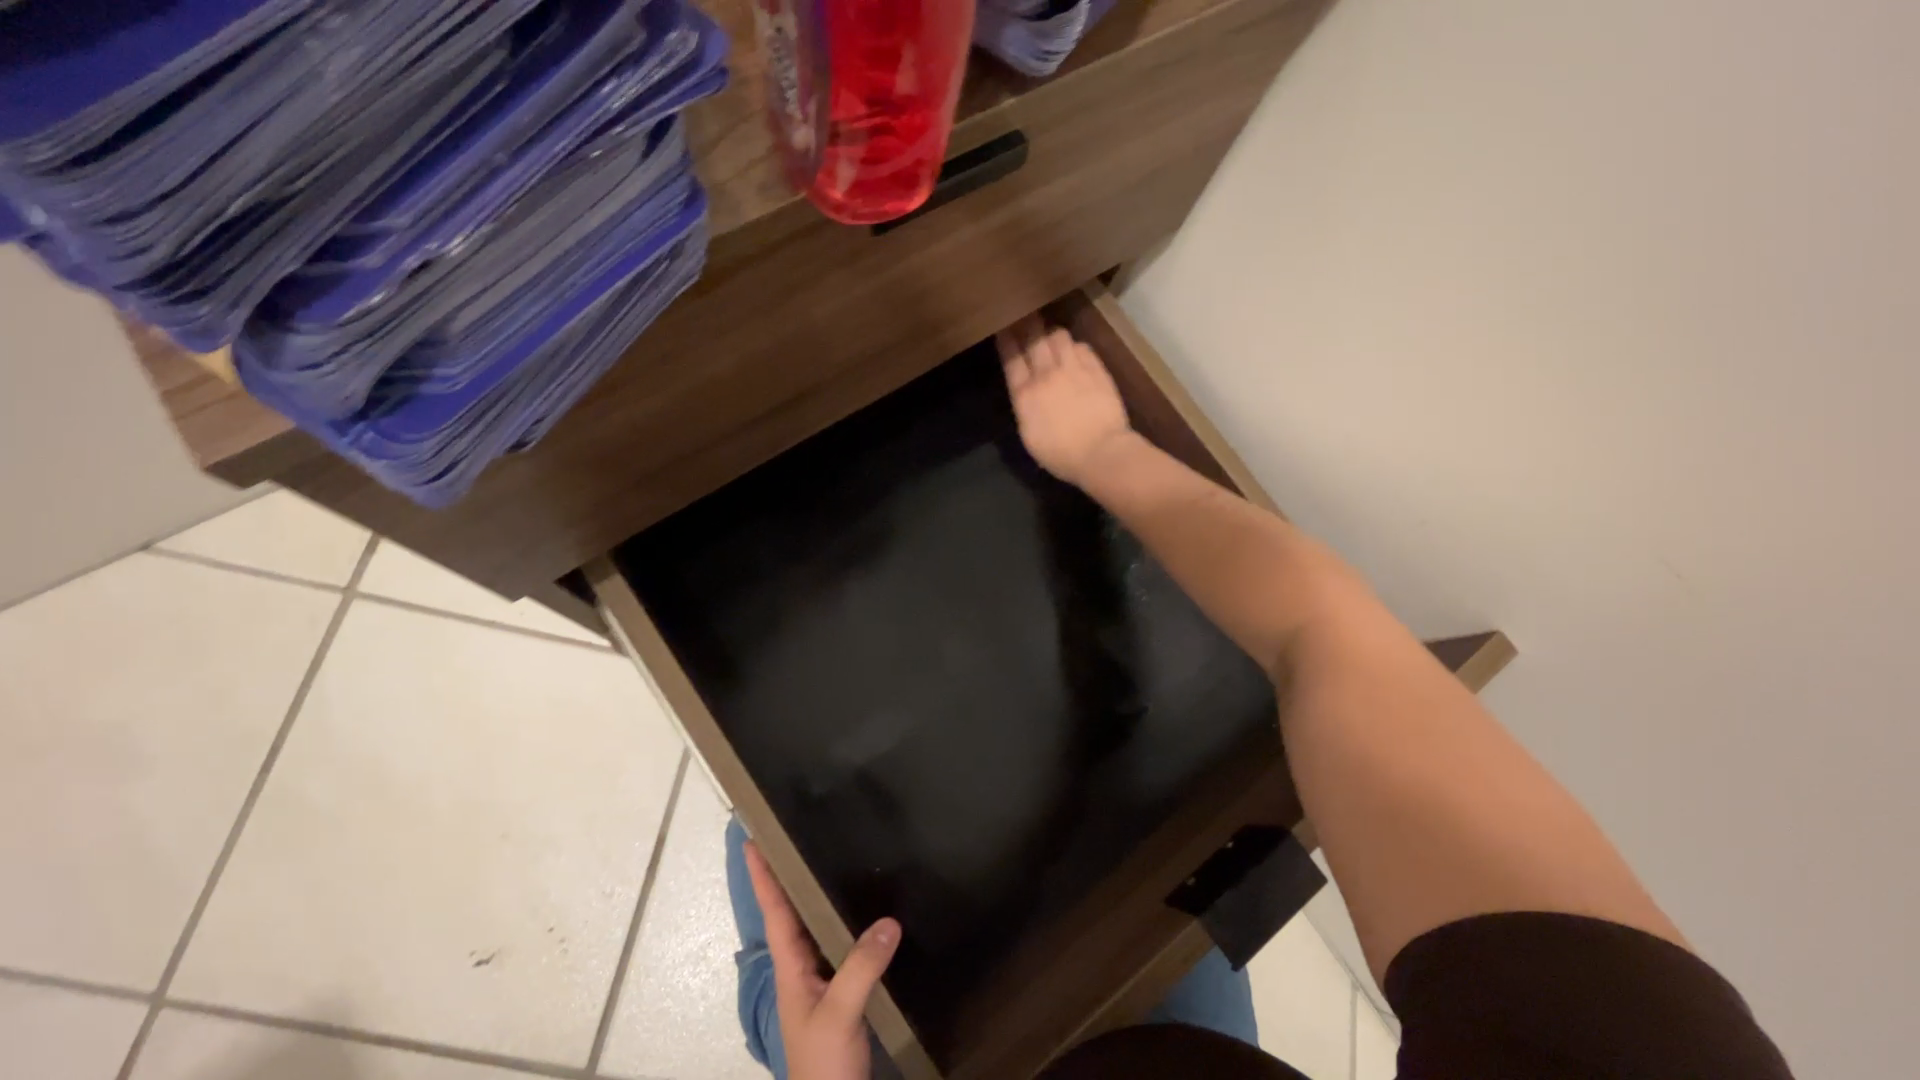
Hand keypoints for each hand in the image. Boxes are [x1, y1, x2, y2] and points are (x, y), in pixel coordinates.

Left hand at [744, 841, 901, 1079]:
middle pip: (793, 914)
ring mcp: (820, 983)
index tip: (753, 841)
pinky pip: (843, 948)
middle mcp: (801, 969)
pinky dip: (850, 925)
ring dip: (820, 898)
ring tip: (833, 862)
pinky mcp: (842, 995)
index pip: (774, 911)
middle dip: (791, 878)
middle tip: (798, 838)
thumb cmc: (823, 1063)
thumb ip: (861, 968)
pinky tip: (870, 916)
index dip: (763, 877)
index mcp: (790, 968)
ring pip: (818, 929)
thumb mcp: (840, 1013)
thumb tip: (889, 921)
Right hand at [995, 316, 1136, 486]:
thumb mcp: (1030, 437)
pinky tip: (1074, 352)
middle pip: (1034, 339)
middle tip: (1025, 316)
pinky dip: (1074, 346)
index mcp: (1025, 394)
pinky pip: (1081, 346)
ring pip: (1058, 336)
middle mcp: (1046, 374)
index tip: (1004, 326)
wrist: (1101, 452)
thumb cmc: (1061, 455)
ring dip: (1052, 334)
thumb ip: (1026, 408)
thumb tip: (1027, 392)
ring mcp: (1073, 368)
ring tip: (1052, 338)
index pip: (1011, 358)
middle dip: (1027, 325)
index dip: (1007, 340)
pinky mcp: (1096, 369)